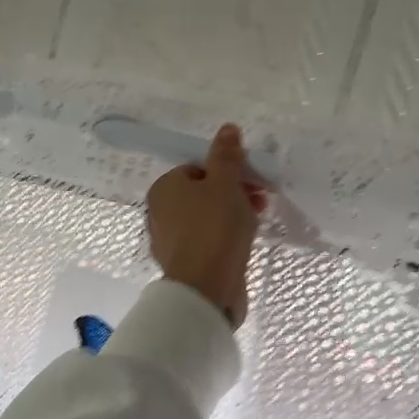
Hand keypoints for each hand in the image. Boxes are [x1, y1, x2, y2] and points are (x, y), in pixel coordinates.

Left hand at [145, 124, 266, 327]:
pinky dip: (224, 241)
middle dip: (233, 196)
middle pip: (203, 194)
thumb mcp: (225, 184)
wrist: (204, 290)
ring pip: (206, 220)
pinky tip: (241, 248)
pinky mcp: (183, 265)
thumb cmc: (214, 229)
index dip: (227, 173)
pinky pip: (207, 243)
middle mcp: (160, 213)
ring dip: (232, 218)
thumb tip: (227, 129)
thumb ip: (227, 156)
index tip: (252, 183)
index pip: (198, 169)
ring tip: (254, 226)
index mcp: (164, 188)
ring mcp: (169, 241)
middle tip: (259, 204)